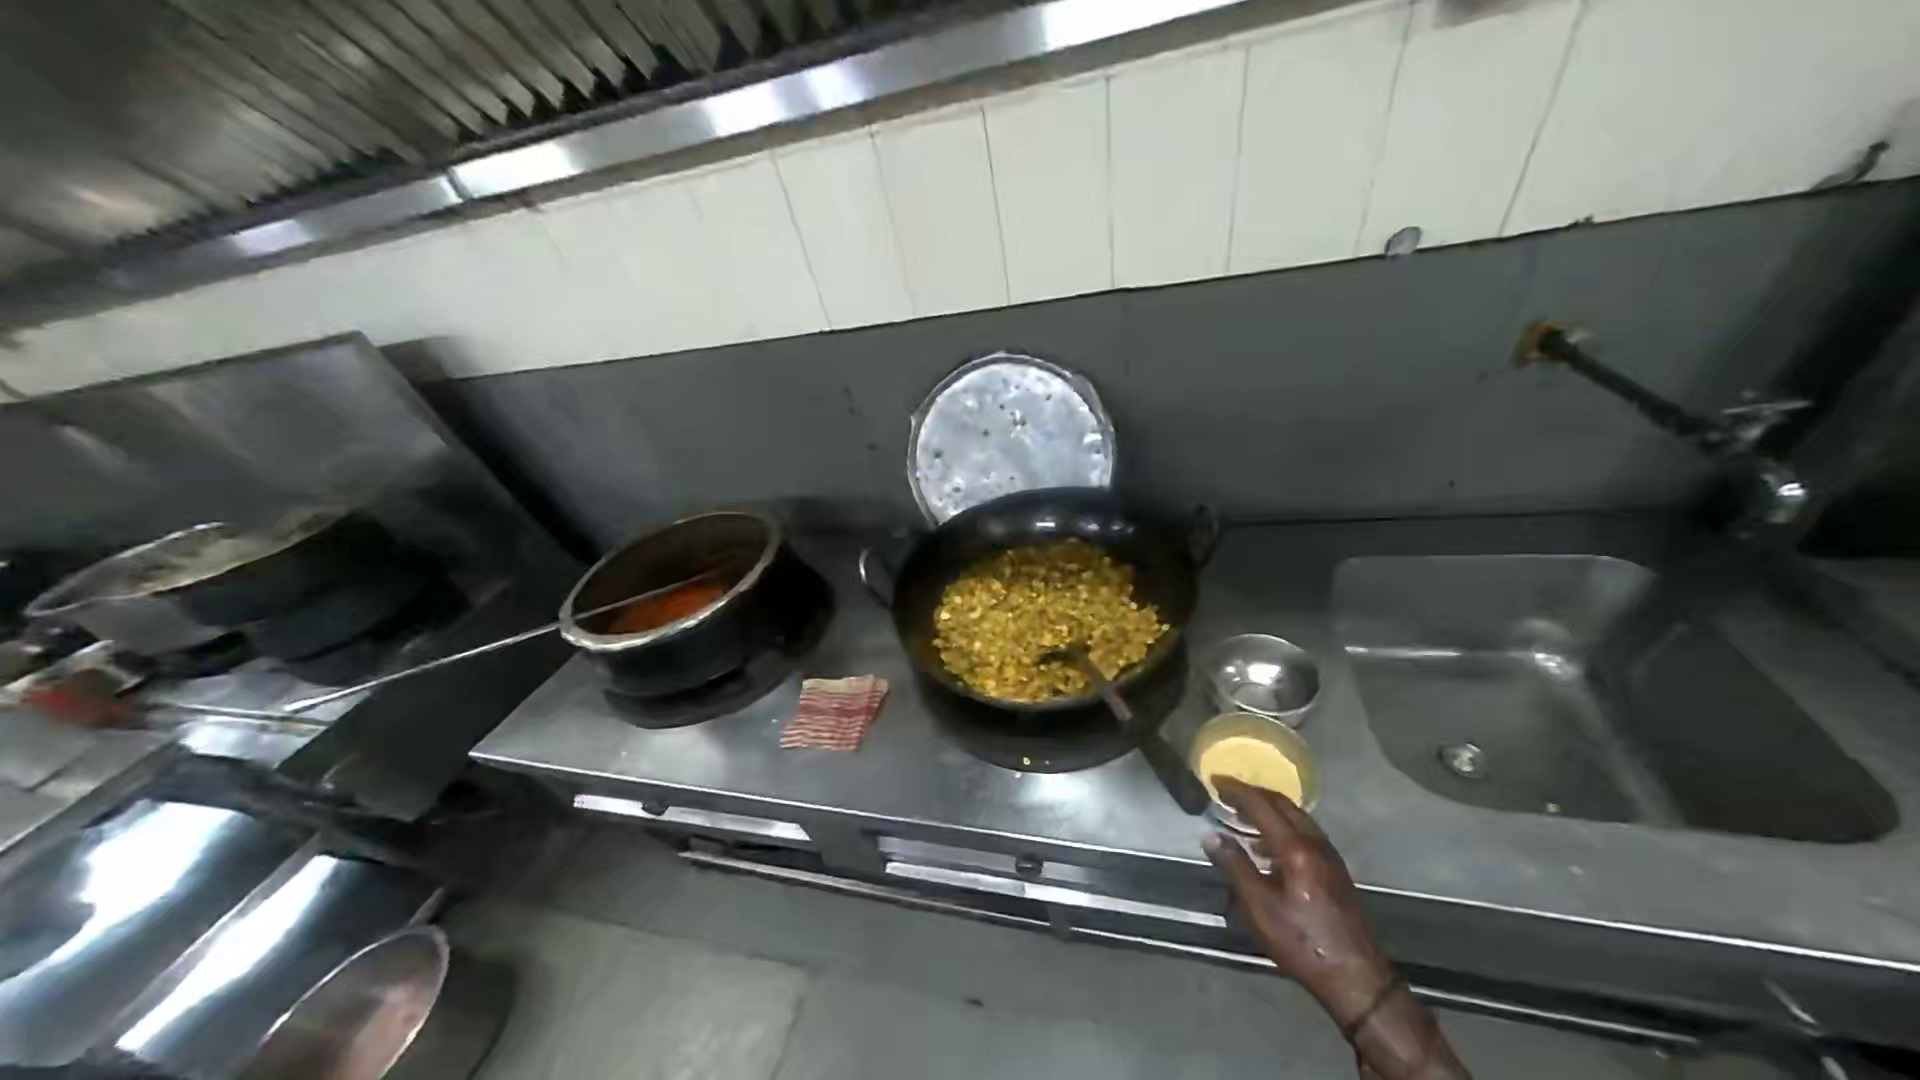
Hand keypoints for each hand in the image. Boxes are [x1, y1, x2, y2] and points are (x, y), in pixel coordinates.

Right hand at [1203, 777, 1396, 1028]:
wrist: (1357, 979)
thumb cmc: (1302, 942)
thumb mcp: (1259, 907)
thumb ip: (1234, 866)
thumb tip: (1211, 835)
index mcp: (1296, 848)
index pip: (1261, 805)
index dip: (1236, 790)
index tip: (1214, 780)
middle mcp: (1315, 843)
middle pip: (1283, 804)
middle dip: (1254, 793)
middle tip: (1227, 792)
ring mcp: (1329, 856)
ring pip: (1296, 816)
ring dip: (1269, 808)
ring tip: (1243, 815)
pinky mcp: (1335, 870)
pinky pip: (1304, 832)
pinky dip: (1282, 825)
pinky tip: (1269, 846)